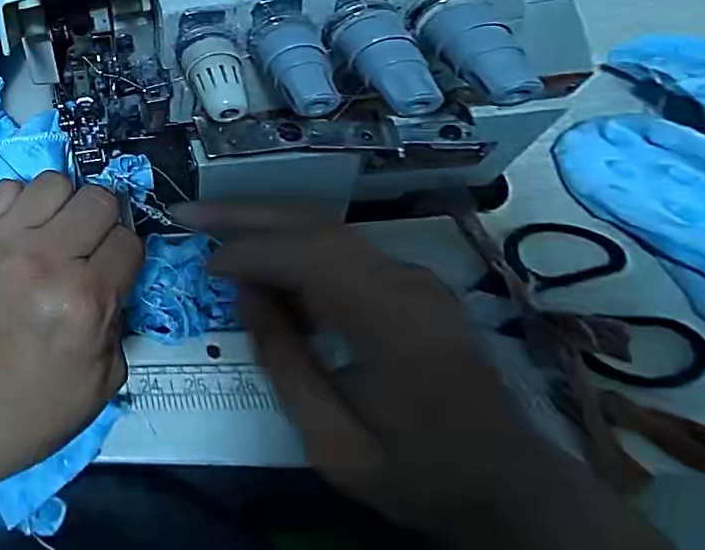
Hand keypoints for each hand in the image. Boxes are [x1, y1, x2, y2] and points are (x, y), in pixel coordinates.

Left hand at [0, 172, 142, 495]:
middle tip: (87, 246)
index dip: (125, 255)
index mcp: (84, 301)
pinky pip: (10, 187)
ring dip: (63, 206)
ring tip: (54, 233)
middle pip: (98, 200)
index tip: (114, 267)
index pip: (128, 241)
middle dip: (102, 222)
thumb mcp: (106, 374)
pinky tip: (23, 230)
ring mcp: (4, 241)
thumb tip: (117, 264)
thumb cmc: (39, 403)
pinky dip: (23, 203)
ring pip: (55, 182)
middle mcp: (45, 261)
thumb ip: (120, 309)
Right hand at [172, 201, 567, 534]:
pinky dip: (293, 247)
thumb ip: (286, 365)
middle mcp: (404, 280)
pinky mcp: (410, 282)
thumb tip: (247, 296)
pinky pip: (340, 250)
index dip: (247, 254)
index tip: (204, 267)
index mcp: (392, 319)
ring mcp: (412, 276)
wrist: (515, 491)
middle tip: (188, 213)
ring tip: (212, 227)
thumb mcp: (339, 446)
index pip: (305, 257)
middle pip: (312, 224)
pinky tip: (266, 266)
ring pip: (324, 228)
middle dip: (244, 214)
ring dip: (265, 224)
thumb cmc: (422, 474)